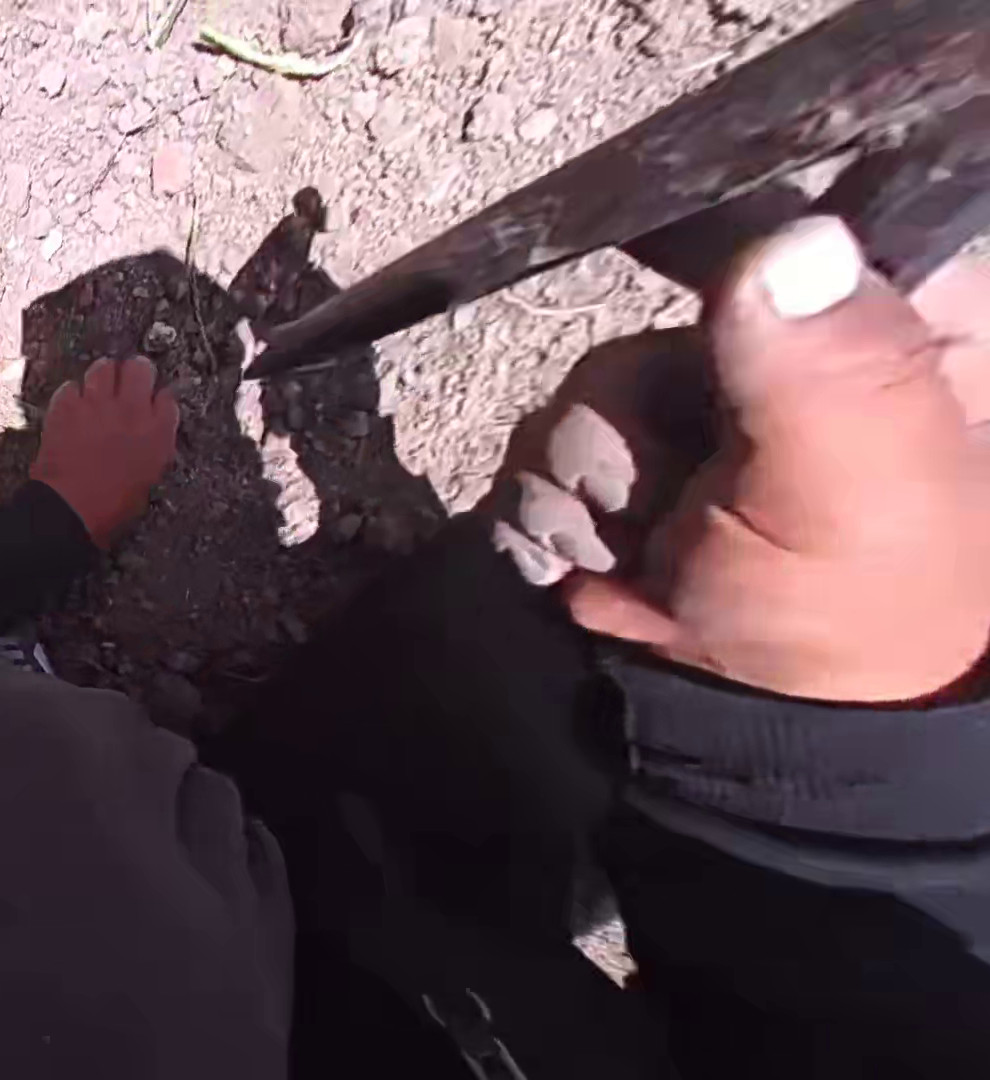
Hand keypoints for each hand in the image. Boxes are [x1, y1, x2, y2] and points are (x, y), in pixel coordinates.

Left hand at [30, 355, 180, 548]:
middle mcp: (131, 409)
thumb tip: (150, 436)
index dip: (158, 399)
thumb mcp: (147, 481)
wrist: (70, 507)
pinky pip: (71, 386)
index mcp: (157, 432)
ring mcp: (97, 404)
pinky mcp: (66, 406)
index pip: (168, 398)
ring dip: (102, 375)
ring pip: (104, 367)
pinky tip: (72, 406)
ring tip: (98, 388)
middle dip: (133, 373)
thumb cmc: (112, 506)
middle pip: (139, 368)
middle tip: (125, 385)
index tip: (151, 404)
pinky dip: (72, 394)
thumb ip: (153, 449)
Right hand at [497, 217, 989, 701]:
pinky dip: (545, 517)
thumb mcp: (861, 490)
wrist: (732, 684)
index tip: (656, 252)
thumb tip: (785, 244)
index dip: (720, 239)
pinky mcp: (580, 463)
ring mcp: (647, 416)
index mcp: (863, 335)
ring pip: (558, 415)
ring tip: (634, 546)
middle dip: (623, 440)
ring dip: (580, 494)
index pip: (794, 236)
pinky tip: (592, 552)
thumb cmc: (842, 599)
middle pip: (625, 350)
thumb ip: (828, 371)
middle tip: (675, 505)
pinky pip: (521, 465)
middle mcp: (743, 362)